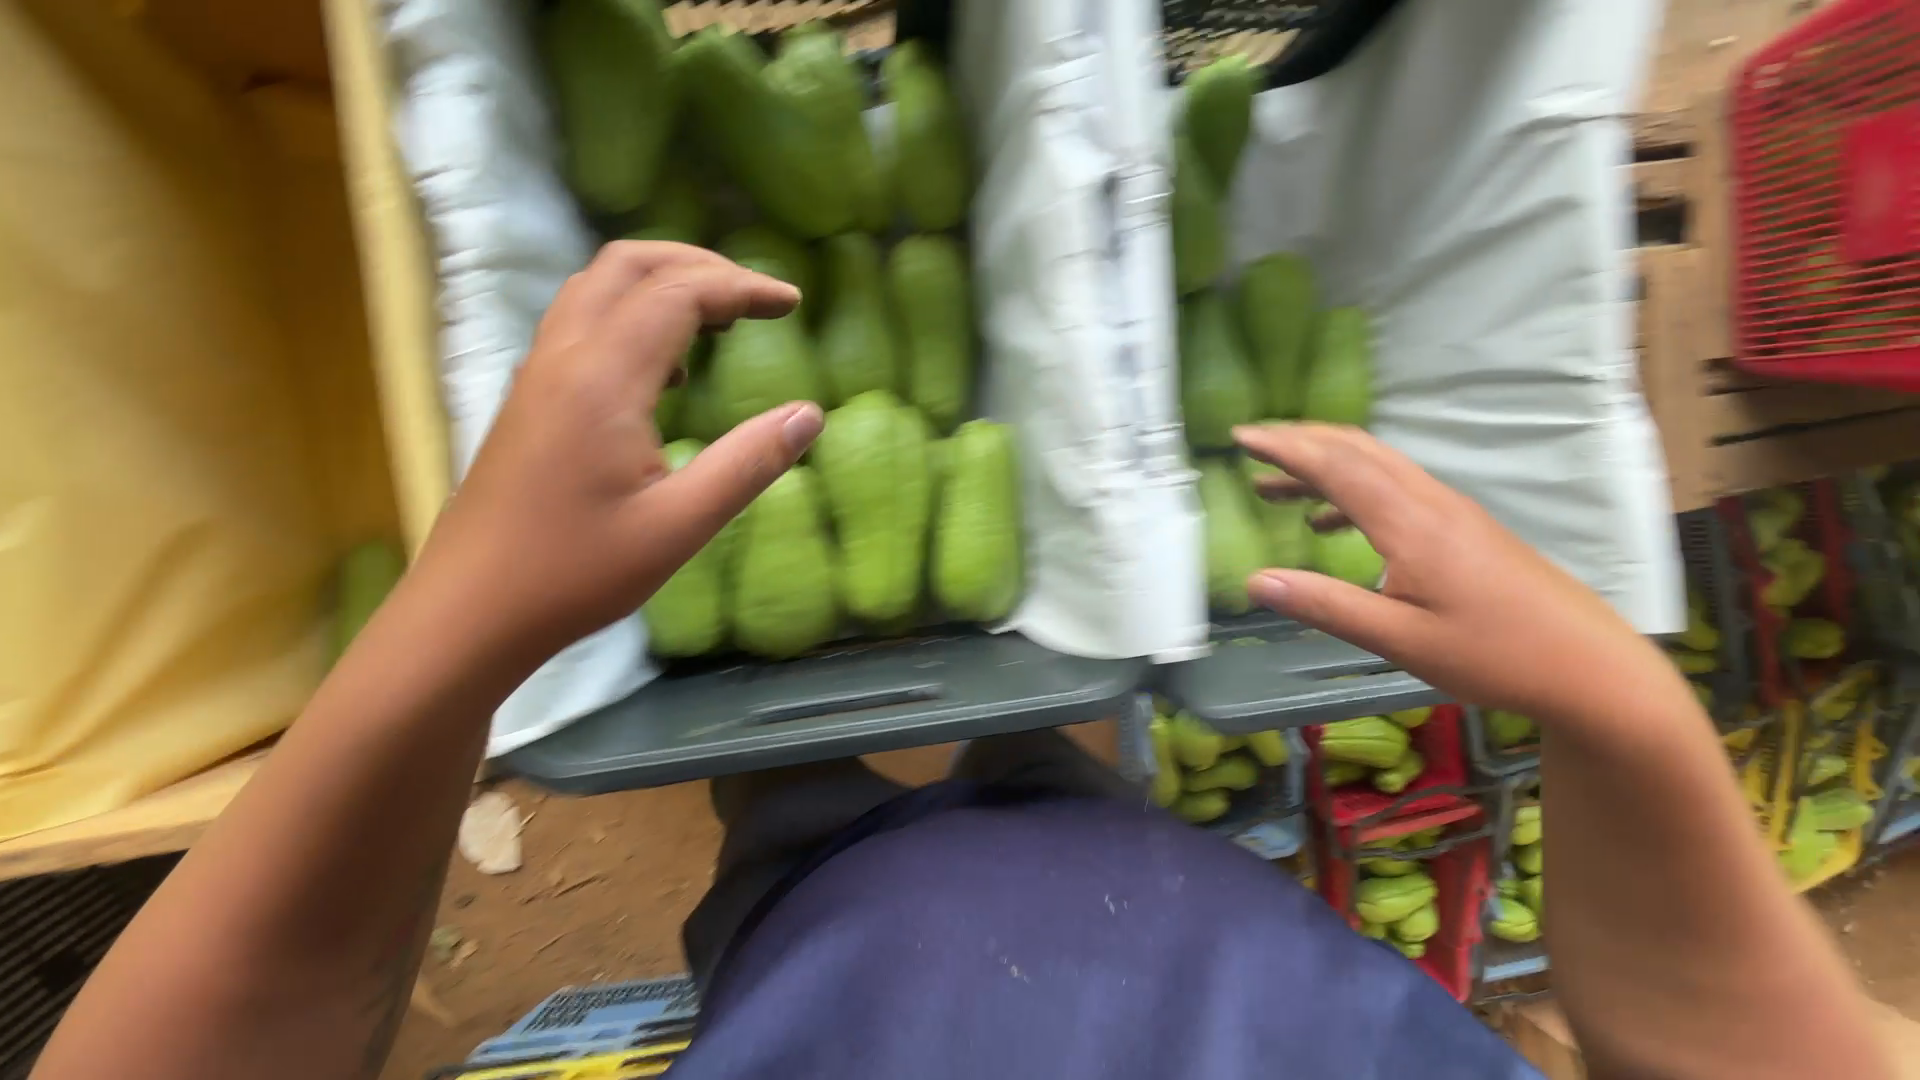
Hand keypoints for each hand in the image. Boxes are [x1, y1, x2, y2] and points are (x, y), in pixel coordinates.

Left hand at [411, 241, 821, 665]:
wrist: (469, 610)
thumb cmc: (576, 573)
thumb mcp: (680, 526)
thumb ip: (749, 464)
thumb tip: (810, 414)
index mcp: (604, 379)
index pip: (678, 292)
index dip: (741, 287)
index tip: (791, 304)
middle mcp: (565, 358)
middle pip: (629, 265)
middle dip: (700, 267)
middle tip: (755, 299)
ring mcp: (539, 374)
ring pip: (598, 288)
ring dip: (661, 284)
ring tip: (717, 321)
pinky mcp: (529, 398)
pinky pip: (582, 323)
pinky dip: (632, 316)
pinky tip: (665, 372)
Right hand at [1234, 423, 1682, 717]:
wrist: (1592, 668)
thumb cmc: (1495, 657)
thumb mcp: (1400, 640)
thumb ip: (1326, 606)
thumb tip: (1255, 582)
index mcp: (1411, 523)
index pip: (1336, 466)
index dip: (1284, 447)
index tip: (1240, 435)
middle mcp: (1430, 503)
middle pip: (1357, 450)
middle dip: (1300, 441)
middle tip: (1251, 444)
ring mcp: (1450, 512)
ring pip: (1376, 467)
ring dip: (1322, 466)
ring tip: (1272, 487)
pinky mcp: (1462, 529)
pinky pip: (1394, 489)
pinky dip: (1350, 492)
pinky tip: (1326, 525)